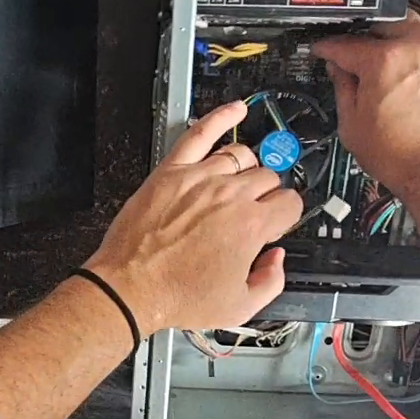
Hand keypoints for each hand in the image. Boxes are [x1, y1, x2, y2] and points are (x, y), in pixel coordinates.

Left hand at [84, 100, 303, 331]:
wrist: (130, 289)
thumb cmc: (175, 296)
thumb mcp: (238, 308)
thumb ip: (270, 281)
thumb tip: (276, 260)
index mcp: (250, 226)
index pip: (289, 203)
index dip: (285, 216)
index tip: (274, 224)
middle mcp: (228, 195)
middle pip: (267, 177)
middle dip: (265, 195)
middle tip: (251, 211)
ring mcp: (199, 179)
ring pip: (240, 156)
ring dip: (246, 170)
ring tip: (236, 187)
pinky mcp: (171, 172)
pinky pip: (201, 132)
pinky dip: (221, 116)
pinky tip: (235, 111)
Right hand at [312, 11, 419, 197]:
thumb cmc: (404, 155)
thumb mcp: (353, 127)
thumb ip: (344, 90)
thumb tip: (340, 72)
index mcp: (383, 60)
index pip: (346, 44)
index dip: (329, 47)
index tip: (324, 50)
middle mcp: (417, 44)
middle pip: (384, 21)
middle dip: (365, 32)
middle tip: (357, 47)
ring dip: (401, 27)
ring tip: (392, 43)